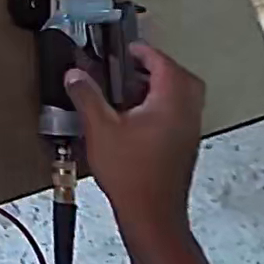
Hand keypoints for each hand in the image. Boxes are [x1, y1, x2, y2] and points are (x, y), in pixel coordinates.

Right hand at [64, 42, 203, 230]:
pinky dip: (161, 106)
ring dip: (160, 88)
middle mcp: (186, 114)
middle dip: (158, 68)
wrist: (151, 213)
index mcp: (171, 103)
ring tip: (130, 90)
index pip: (164, 64)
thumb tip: (75, 76)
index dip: (145, 53)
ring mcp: (188, 132)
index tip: (129, 49)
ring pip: (182, 97)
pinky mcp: (183, 147)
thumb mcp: (100, 128)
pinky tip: (135, 117)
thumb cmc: (131, 174)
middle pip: (181, 78)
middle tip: (134, 66)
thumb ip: (87, 96)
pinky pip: (178, 115)